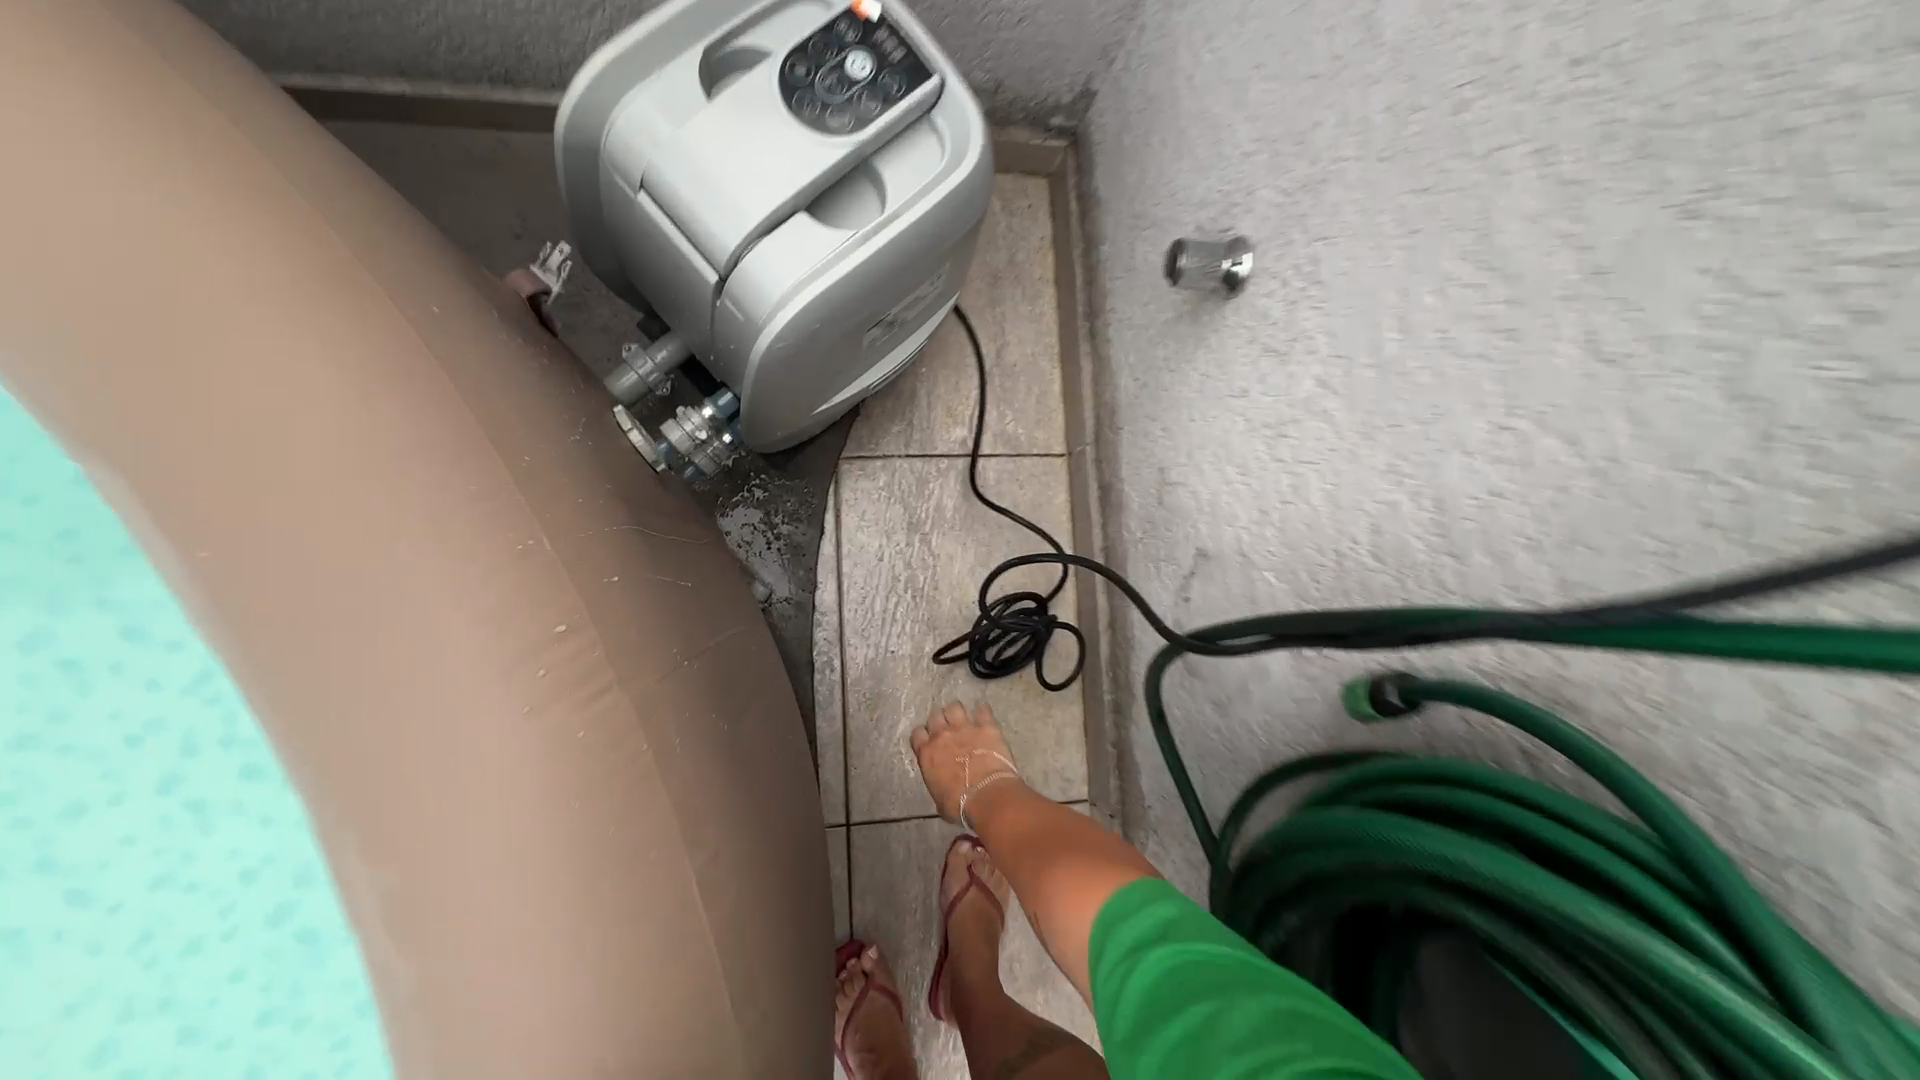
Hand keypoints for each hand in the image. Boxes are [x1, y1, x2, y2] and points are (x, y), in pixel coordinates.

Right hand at [911, 702, 1024, 824]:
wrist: (987, 796)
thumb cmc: (960, 805)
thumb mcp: (939, 800)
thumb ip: (937, 783)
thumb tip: (943, 786)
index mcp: (927, 753)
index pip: (917, 734)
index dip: (924, 735)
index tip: (930, 740)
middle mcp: (942, 735)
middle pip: (935, 716)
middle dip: (940, 721)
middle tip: (948, 729)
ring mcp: (964, 728)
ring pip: (955, 707)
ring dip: (958, 713)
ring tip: (964, 720)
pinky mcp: (986, 726)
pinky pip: (983, 710)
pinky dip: (983, 712)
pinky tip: (985, 717)